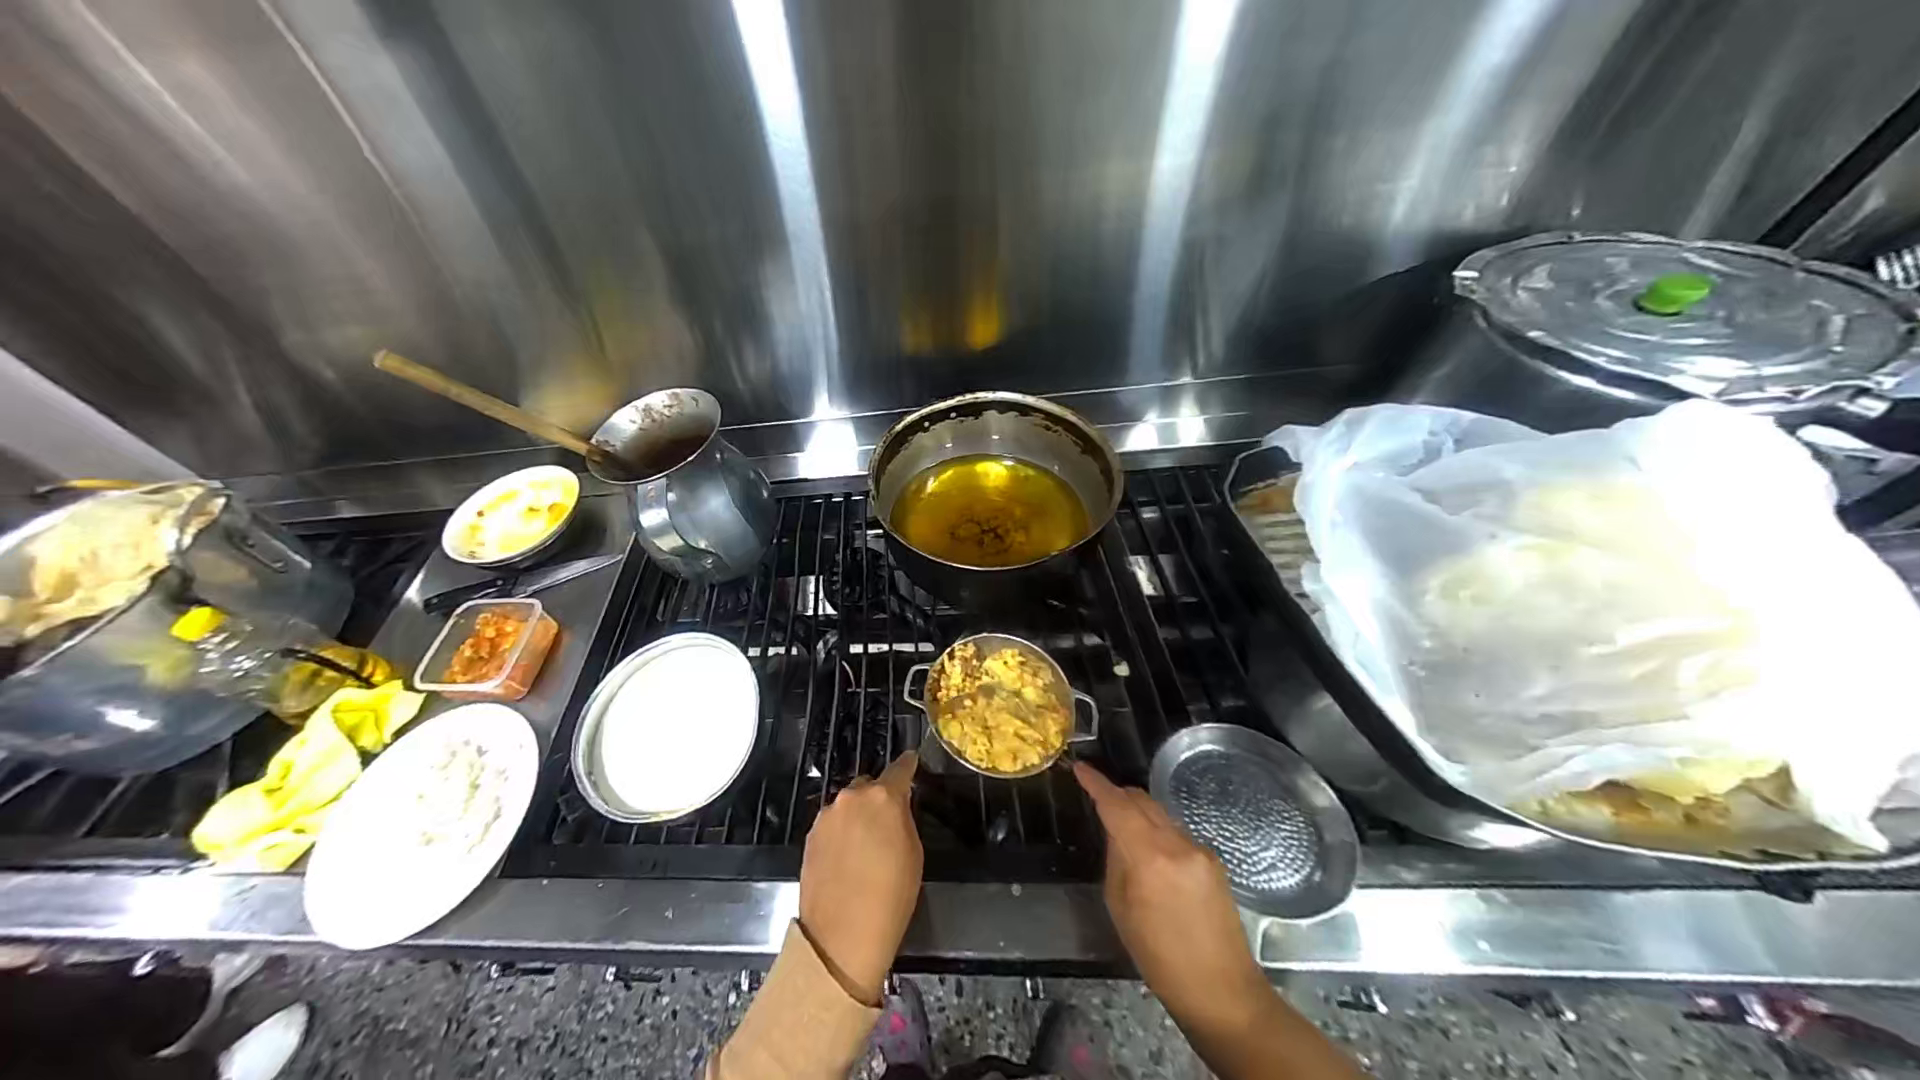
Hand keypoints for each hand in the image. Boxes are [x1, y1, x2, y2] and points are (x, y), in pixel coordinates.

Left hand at [798, 751, 921, 1005]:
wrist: (841, 939)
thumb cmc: (891, 897)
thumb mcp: (914, 852)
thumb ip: (904, 818)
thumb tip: (896, 807)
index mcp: (883, 796)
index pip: (901, 768)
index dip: (909, 765)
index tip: (913, 762)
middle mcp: (851, 798)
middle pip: (870, 786)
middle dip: (880, 798)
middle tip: (890, 824)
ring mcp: (826, 816)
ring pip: (849, 806)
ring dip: (858, 816)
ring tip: (867, 846)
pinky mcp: (810, 836)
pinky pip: (833, 824)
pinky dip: (842, 833)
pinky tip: (848, 858)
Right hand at [1075, 761, 1367, 1079]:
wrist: (1221, 989)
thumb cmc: (1159, 957)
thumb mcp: (1120, 907)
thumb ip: (1116, 858)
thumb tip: (1114, 830)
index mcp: (1149, 856)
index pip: (1117, 805)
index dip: (1095, 783)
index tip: (1079, 768)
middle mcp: (1177, 843)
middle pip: (1141, 800)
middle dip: (1117, 794)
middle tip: (1096, 795)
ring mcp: (1199, 849)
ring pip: (1160, 813)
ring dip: (1138, 811)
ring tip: (1121, 826)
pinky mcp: (1213, 859)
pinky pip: (1176, 831)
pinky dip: (1158, 830)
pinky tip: (1151, 853)